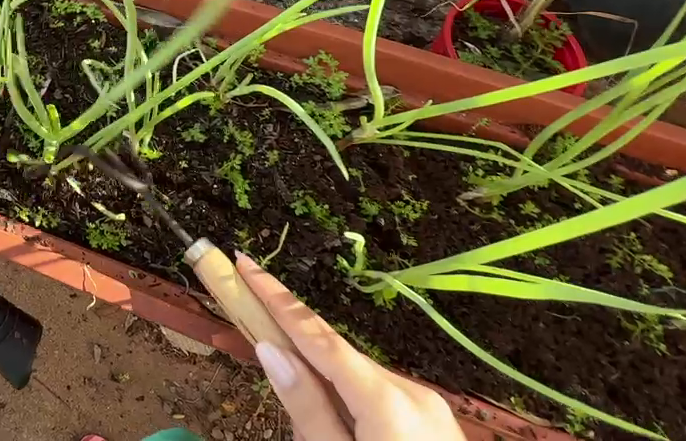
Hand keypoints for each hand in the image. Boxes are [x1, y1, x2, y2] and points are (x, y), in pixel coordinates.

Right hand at [235, 254, 460, 440]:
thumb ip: (305, 407)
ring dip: (324, 379)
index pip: (317, 335)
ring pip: (359, 378)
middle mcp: (412, 392)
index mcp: (386, 400)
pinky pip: (382, 398)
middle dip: (296, 346)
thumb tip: (270, 348)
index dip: (276, 297)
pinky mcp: (439, 428)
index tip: (245, 261)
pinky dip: (351, 399)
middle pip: (337, 355)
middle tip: (253, 333)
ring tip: (307, 413)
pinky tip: (339, 425)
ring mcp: (432, 410)